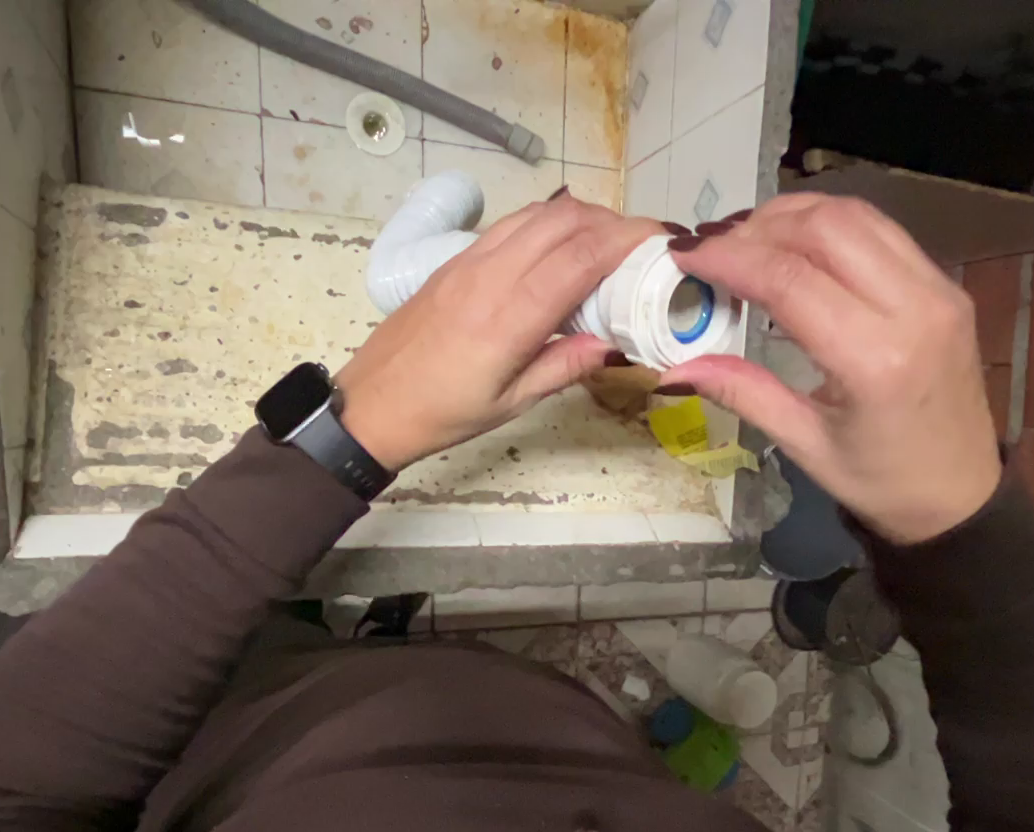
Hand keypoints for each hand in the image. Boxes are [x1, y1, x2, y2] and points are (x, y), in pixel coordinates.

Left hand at [338, 197, 664, 470]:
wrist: (372, 404)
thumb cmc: (442, 414)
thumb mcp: (510, 404)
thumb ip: (563, 367)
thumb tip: (613, 342)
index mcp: (506, 319)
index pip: (577, 258)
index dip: (625, 240)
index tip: (661, 240)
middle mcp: (488, 277)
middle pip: (562, 221)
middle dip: (612, 222)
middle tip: (643, 245)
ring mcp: (468, 261)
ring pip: (536, 214)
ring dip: (581, 218)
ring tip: (609, 243)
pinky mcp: (455, 260)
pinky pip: (511, 224)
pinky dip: (548, 224)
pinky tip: (562, 248)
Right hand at [661, 196, 1001, 544]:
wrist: (960, 493)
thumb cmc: (878, 481)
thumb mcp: (804, 444)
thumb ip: (742, 392)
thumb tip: (673, 370)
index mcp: (874, 359)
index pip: (791, 280)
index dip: (731, 258)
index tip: (685, 255)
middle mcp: (914, 308)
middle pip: (826, 228)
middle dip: (759, 227)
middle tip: (714, 249)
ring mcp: (938, 290)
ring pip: (857, 217)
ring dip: (794, 217)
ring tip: (746, 241)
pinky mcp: (945, 286)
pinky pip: (881, 233)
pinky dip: (829, 227)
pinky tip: (794, 248)